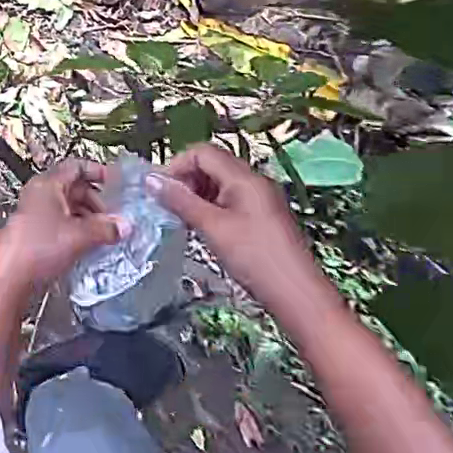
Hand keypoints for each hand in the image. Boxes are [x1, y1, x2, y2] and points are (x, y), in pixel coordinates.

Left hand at [0, 158, 128, 293]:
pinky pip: (63, 222)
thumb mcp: (78, 235)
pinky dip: (79, 228)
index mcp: (48, 184)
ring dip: (89, 217)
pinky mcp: (37, 230)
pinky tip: (91, 243)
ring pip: (70, 206)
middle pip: (74, 187)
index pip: (75, 166)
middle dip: (97, 200)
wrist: (10, 273)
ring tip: (107, 233)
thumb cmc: (39, 245)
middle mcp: (41, 193)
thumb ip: (105, 229)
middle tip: (115, 217)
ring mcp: (38, 211)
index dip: (96, 171)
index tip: (115, 181)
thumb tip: (125, 225)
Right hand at [146, 144, 322, 307]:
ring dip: (198, 193)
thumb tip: (150, 180)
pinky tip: (206, 227)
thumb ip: (180, 200)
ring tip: (186, 218)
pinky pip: (231, 198)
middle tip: (171, 204)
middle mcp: (254, 181)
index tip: (162, 190)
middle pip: (211, 163)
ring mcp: (261, 199)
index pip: (201, 152)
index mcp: (243, 177)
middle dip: (186, 179)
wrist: (301, 300)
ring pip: (220, 181)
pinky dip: (212, 205)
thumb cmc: (254, 259)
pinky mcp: (264, 217)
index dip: (177, 165)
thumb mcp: (211, 227)